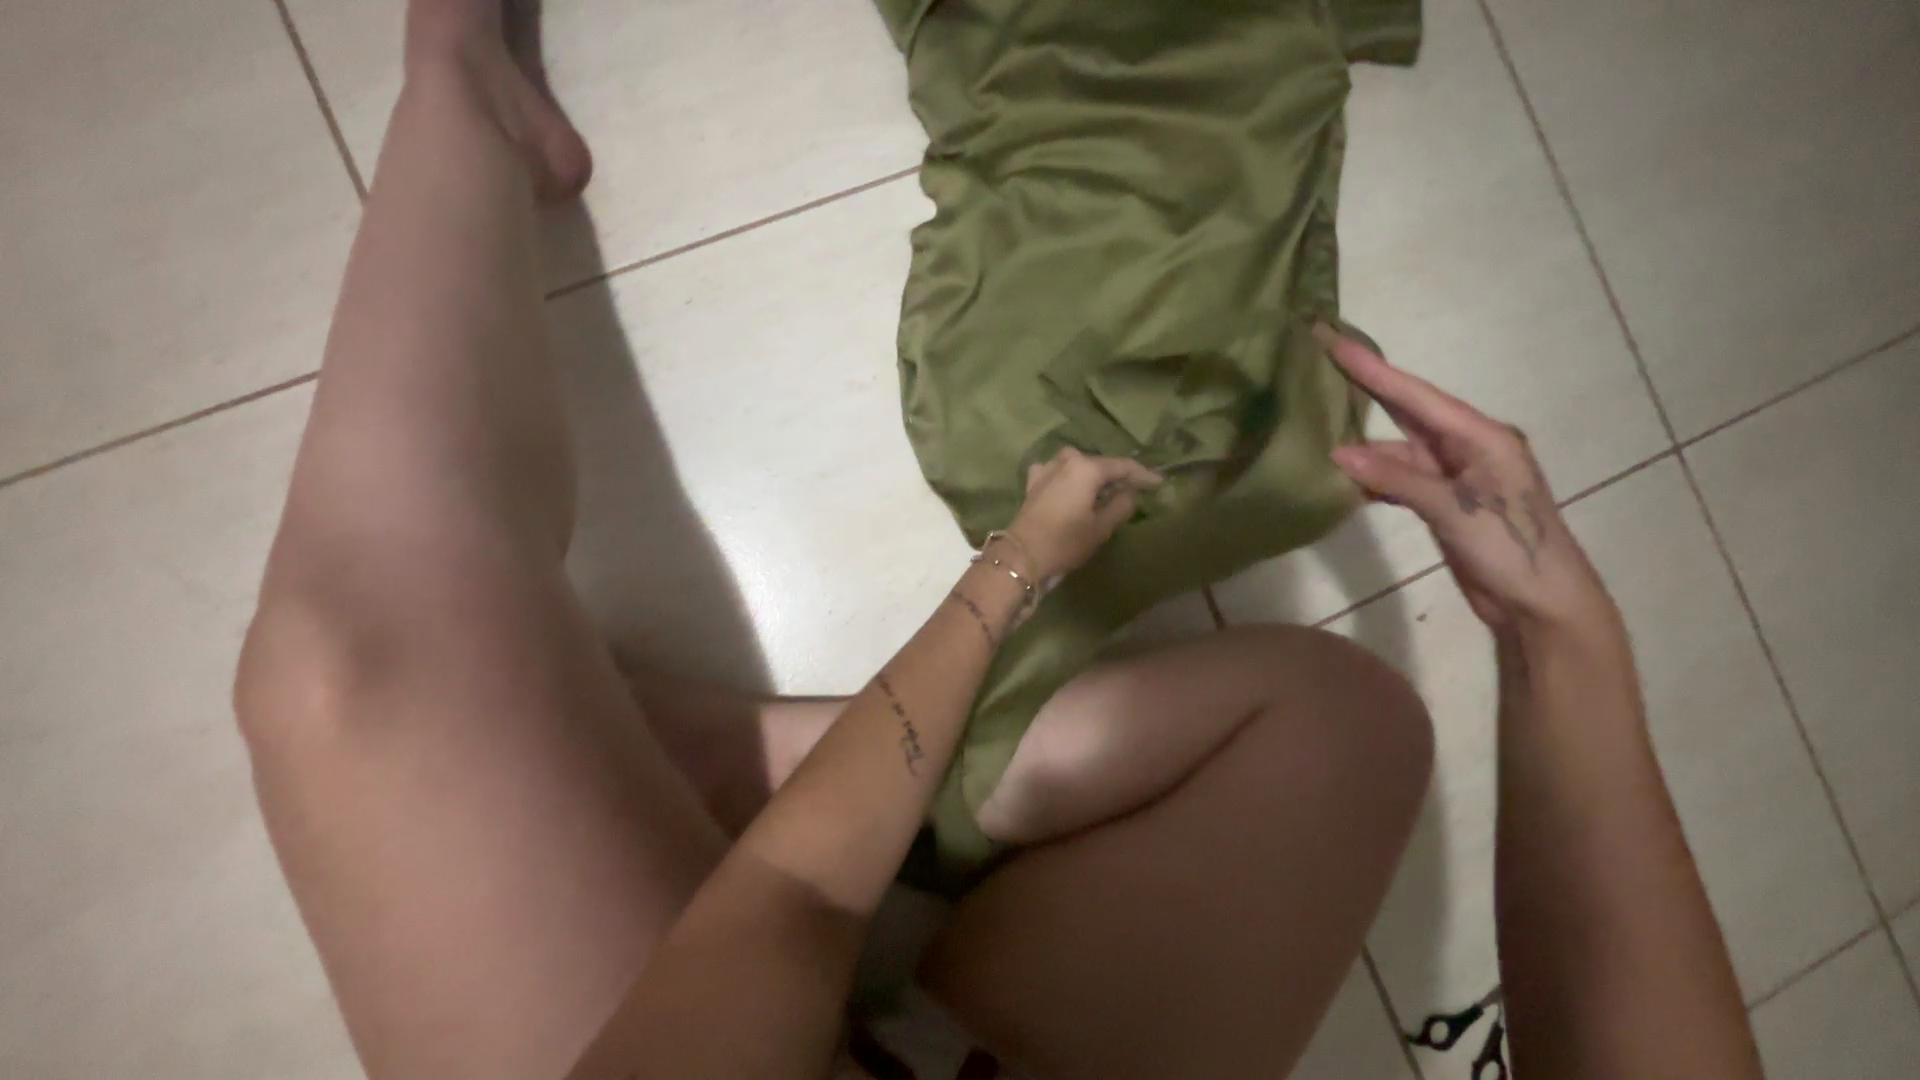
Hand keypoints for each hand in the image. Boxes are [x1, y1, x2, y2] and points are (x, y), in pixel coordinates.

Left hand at [1004, 447, 1163, 579]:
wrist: (1021, 556)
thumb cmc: (1065, 542)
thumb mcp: (1101, 527)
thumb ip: (1121, 505)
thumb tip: (1130, 493)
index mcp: (1086, 468)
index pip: (1122, 466)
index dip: (1143, 475)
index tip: (1159, 483)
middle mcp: (1066, 460)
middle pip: (1099, 464)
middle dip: (1118, 476)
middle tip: (1136, 489)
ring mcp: (1046, 469)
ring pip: (1078, 466)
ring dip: (1094, 476)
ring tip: (1107, 491)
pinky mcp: (1033, 483)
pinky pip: (1059, 473)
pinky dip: (1070, 478)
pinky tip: (1074, 487)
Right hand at [1317, 325, 1612, 630]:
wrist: (1541, 604)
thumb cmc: (1511, 549)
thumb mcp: (1454, 509)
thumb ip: (1396, 478)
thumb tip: (1338, 452)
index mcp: (1482, 437)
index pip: (1416, 395)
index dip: (1372, 369)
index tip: (1333, 339)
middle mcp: (1468, 447)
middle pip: (1407, 412)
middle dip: (1366, 389)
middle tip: (1322, 361)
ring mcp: (1455, 476)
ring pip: (1398, 451)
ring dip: (1363, 447)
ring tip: (1316, 431)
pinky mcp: (1444, 503)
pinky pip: (1399, 480)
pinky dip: (1374, 479)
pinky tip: (1344, 479)